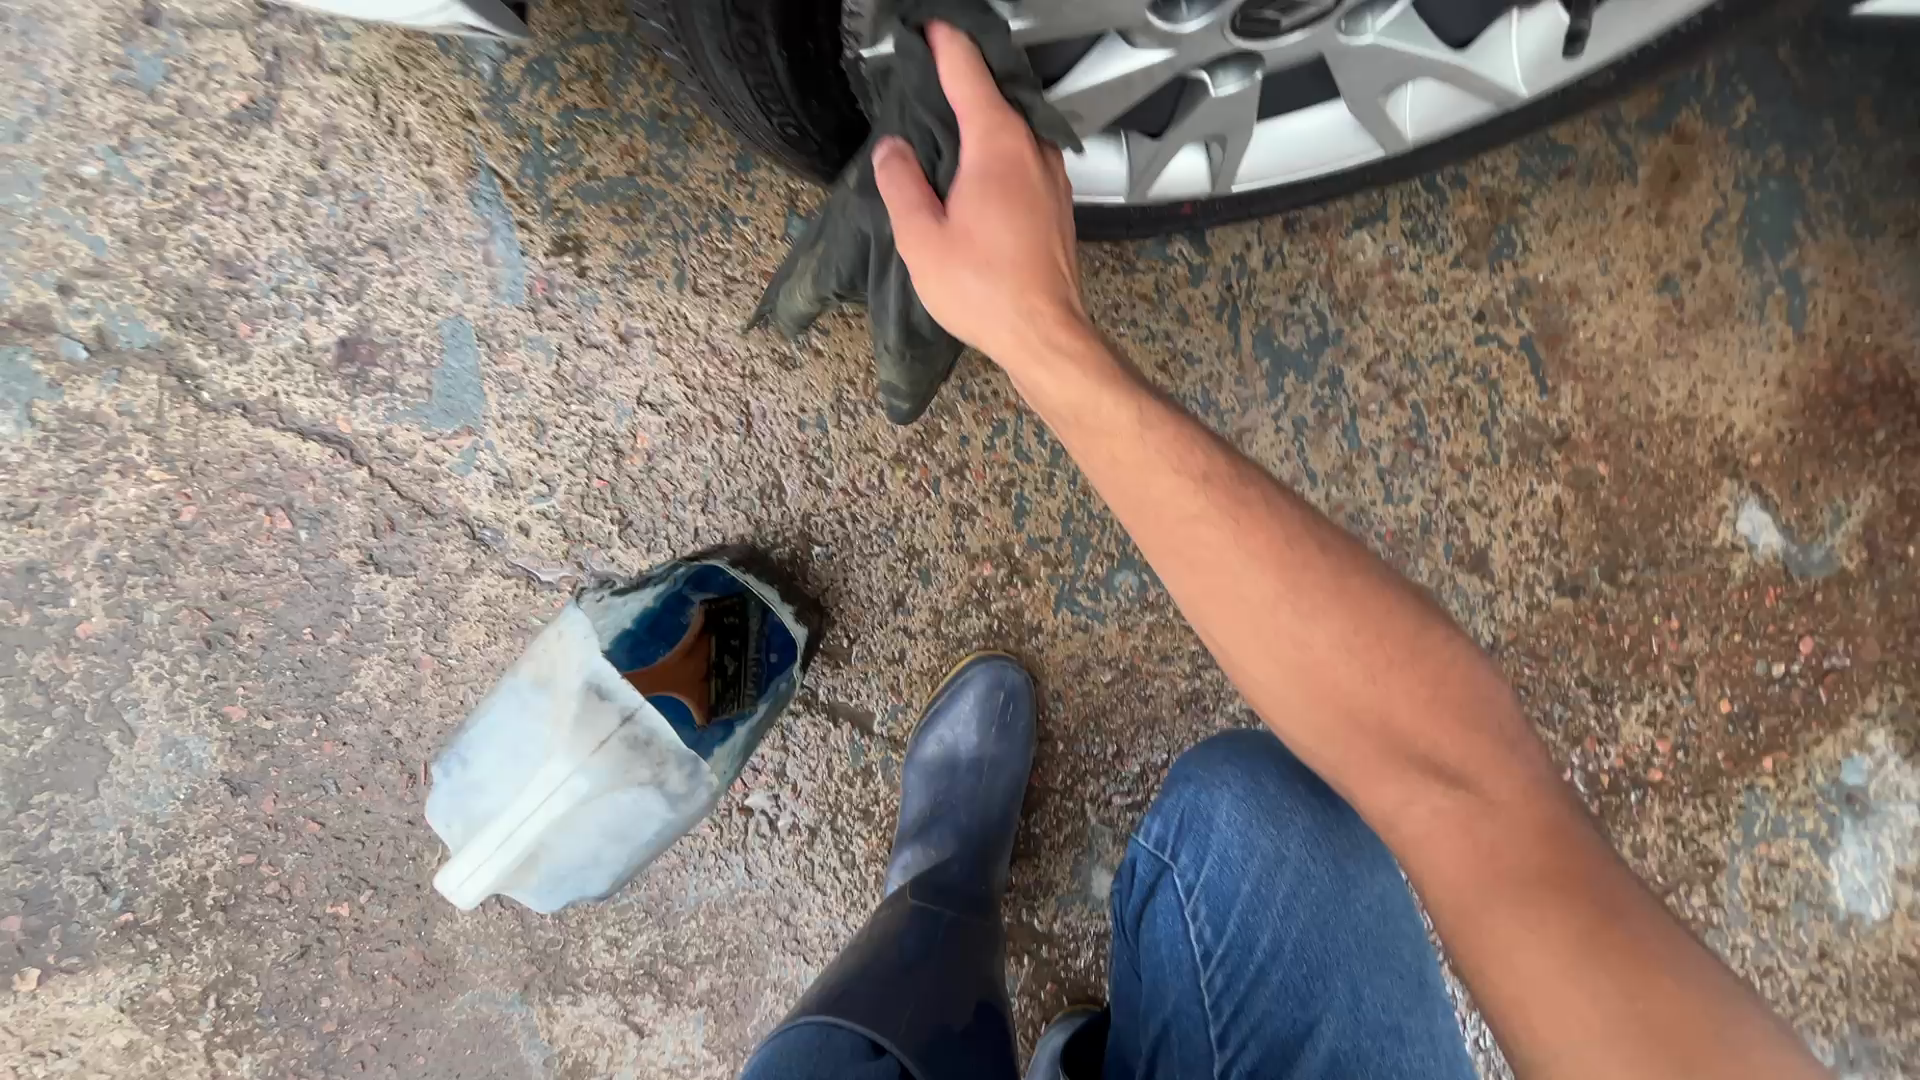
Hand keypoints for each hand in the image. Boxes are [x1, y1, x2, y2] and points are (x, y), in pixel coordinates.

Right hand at [872, 21, 1091, 370]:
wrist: (1043, 334)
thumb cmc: (985, 291)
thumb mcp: (921, 239)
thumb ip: (900, 184)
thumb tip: (891, 151)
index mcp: (996, 143)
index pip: (966, 67)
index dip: (940, 44)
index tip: (923, 33)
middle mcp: (1033, 149)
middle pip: (993, 95)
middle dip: (959, 87)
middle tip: (924, 93)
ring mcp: (1052, 176)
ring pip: (1012, 131)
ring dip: (981, 127)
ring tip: (947, 142)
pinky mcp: (1058, 205)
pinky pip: (1025, 161)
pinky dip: (1000, 158)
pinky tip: (978, 183)